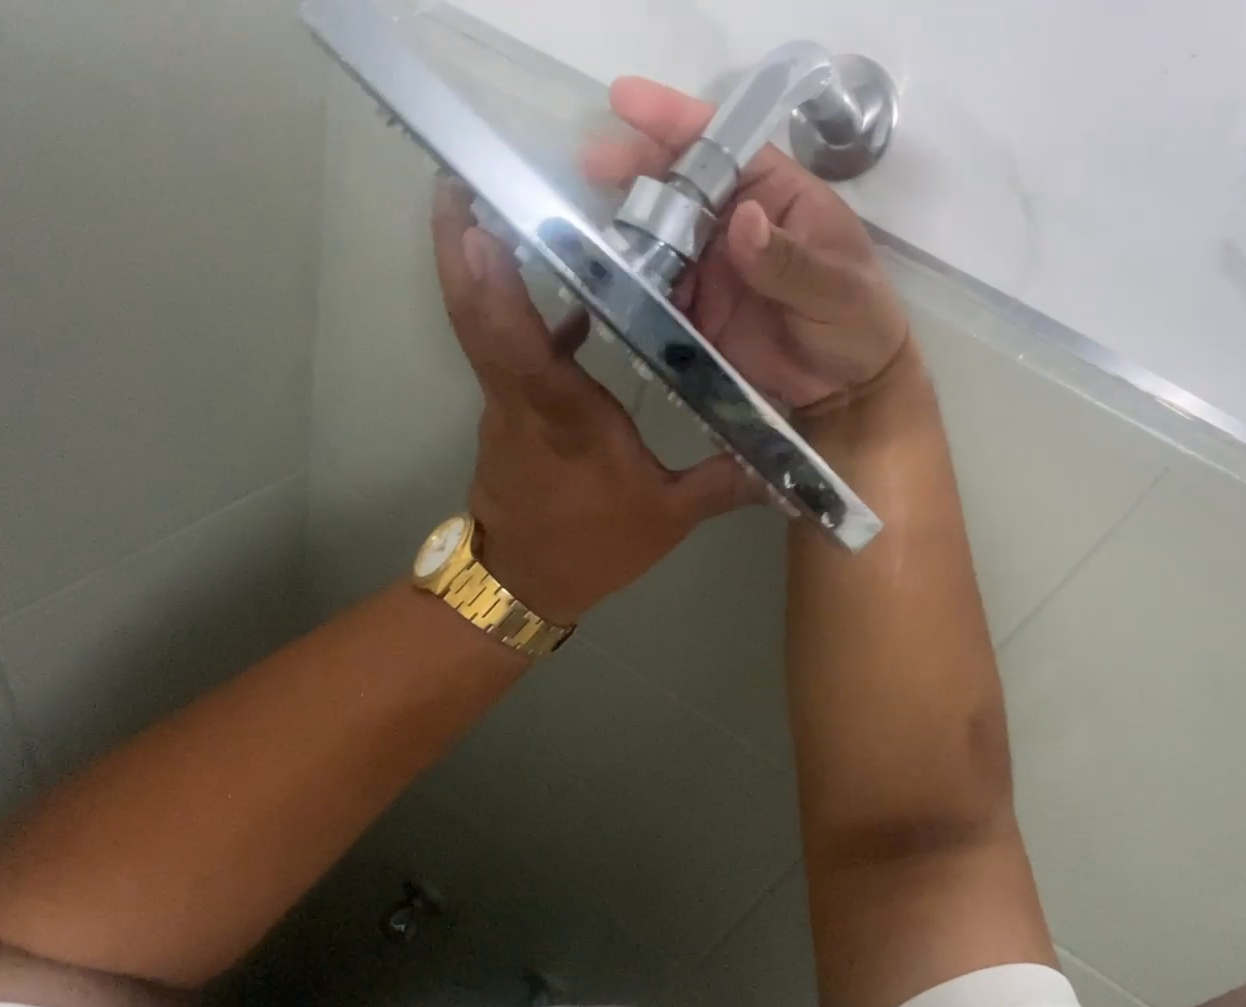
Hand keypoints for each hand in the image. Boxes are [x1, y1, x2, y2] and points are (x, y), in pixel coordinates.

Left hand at [432, 177, 756, 625]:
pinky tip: (570, 300)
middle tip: (457, 181)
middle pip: (474, 315)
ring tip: (492, 209)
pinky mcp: (505, 412)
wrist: (522, 586)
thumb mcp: (669, 518)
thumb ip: (725, 481)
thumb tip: (788, 464)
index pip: (517, 345)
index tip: (477, 219)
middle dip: (458, 245)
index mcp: (563, 418)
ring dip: (476, 269)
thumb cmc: (592, 549)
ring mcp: (504, 403)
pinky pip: (504, 349)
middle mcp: (520, 398)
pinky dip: (521, 314)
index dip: (493, 283)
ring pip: (479, 327)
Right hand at [582, 77, 915, 410]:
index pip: (724, 147)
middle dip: (636, 169)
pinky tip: (608, 280)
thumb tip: (741, 219)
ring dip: (627, 230)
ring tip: (589, 230)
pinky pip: (659, 290)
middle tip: (591, 163)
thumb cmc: (858, 322)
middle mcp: (737, 223)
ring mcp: (714, 267)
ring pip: (661, 236)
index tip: (626, 100)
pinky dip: (634, 284)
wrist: (847, 390)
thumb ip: (789, 260)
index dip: (676, 120)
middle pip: (680, 185)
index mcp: (776, 196)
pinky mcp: (699, 310)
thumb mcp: (836, 287)